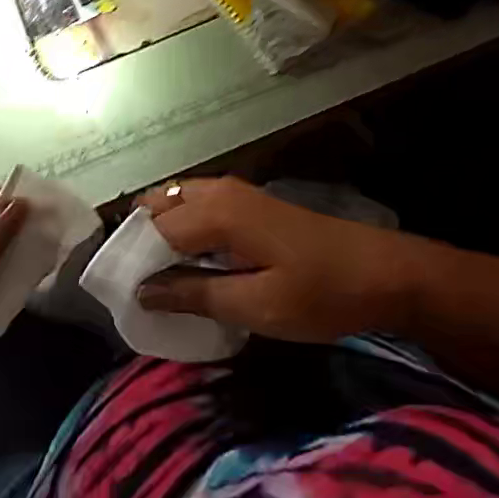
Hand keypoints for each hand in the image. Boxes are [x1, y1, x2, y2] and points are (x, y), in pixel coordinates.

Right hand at [135, 177, 417, 342]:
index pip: (151, 231)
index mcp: (216, 212)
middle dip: (139, 243)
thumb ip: (195, 293)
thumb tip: (142, 292)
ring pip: (177, 204)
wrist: (381, 272)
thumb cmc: (319, 293)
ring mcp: (235, 192)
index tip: (116, 297)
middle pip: (158, 207)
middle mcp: (218, 191)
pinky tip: (189, 265)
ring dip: (161, 236)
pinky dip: (183, 231)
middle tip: (134, 287)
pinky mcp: (249, 203)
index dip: (130, 263)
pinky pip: (198, 208)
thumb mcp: (255, 306)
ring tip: (157, 280)